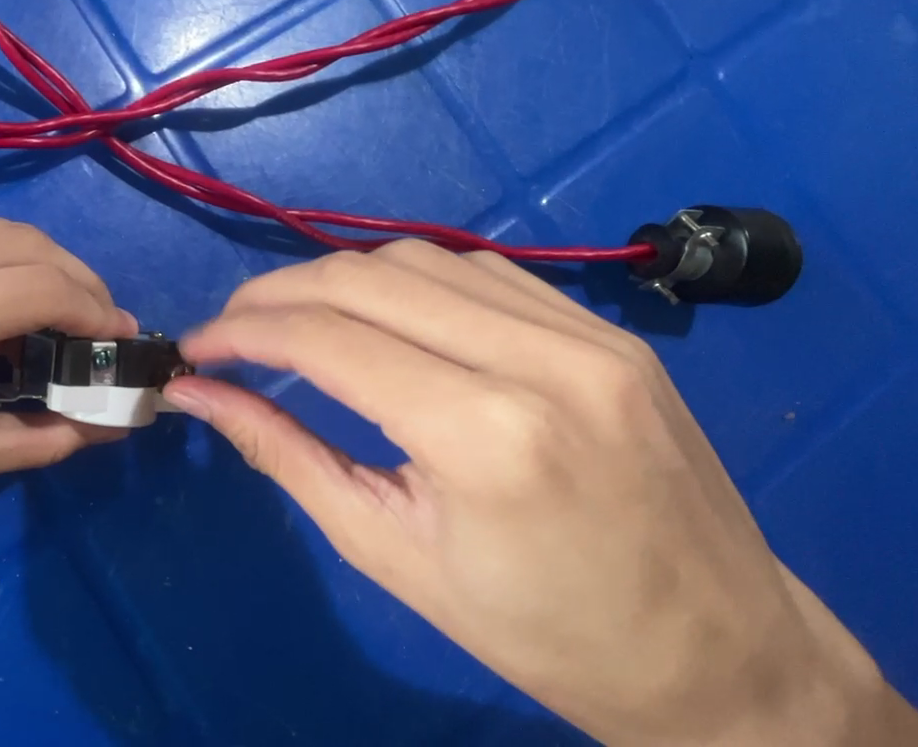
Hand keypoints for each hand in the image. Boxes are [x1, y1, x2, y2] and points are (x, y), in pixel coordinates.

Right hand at [164, 241, 917, 745]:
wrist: (723, 660)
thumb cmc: (535, 629)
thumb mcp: (384, 550)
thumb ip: (281, 453)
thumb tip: (194, 394)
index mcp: (482, 435)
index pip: (324, 339)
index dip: (241, 333)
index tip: (194, 349)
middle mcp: (538, 360)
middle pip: (362, 278)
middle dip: (274, 294)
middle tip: (230, 331)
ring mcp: (585, 334)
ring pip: (415, 257)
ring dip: (333, 279)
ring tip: (292, 319)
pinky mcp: (606, 329)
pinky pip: (475, 269)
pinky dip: (403, 278)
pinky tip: (379, 313)